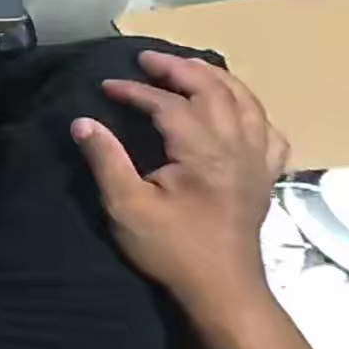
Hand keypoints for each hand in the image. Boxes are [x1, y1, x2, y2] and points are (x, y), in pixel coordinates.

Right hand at [70, 51, 288, 319]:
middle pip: (215, 90)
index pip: (170, 104)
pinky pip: (267, 129)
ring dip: (215, 78)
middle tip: (147, 59)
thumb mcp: (126, 206)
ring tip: (187, 67)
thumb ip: (106, 159)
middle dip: (179, 68)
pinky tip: (236, 108)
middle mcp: (238, 148)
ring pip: (245, 101)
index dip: (136, 90)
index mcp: (204, 153)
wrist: (223, 290)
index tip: (106, 86)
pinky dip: (249, 108)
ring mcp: (257, 161)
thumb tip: (82, 122)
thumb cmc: (171, 249)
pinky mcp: (264, 175)